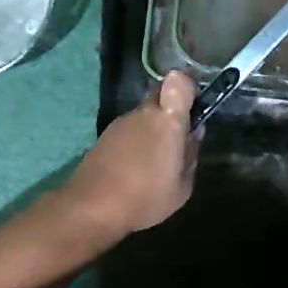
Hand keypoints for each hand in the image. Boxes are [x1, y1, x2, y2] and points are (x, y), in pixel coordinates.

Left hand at [61, 71, 197, 234]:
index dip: (188, 87)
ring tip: (154, 162)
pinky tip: (134, 168)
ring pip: (144, 114)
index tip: (194, 107)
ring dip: (152, 128)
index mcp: (167, 119)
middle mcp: (143, 112)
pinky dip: (136, 141)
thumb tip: (192, 134)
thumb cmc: (146, 197)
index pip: (179, 80)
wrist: (93, 207)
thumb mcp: (182, 186)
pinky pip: (129, 129)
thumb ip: (191, 154)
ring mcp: (121, 122)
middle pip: (160, 95)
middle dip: (171, 110)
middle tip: (177, 139)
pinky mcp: (105, 135)